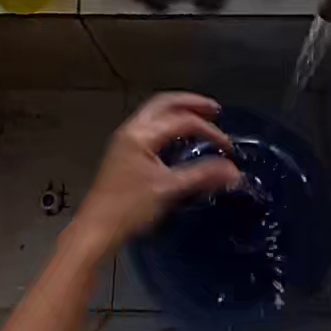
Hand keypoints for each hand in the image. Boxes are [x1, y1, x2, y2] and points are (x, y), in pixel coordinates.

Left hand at [71, 92, 243, 252]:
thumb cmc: (130, 207)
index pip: (181, 120)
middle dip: (191, 103)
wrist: (96, 227)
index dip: (208, 130)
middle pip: (164, 103)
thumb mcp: (168, 189)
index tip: (228, 148)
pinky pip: (149, 124)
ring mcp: (125, 138)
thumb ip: (202, 175)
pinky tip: (180, 135)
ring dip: (178, 110)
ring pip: (155, 112)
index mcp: (140, 134)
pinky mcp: (123, 149)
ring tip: (201, 117)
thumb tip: (234, 171)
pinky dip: (168, 122)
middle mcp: (131, 128)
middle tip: (215, 109)